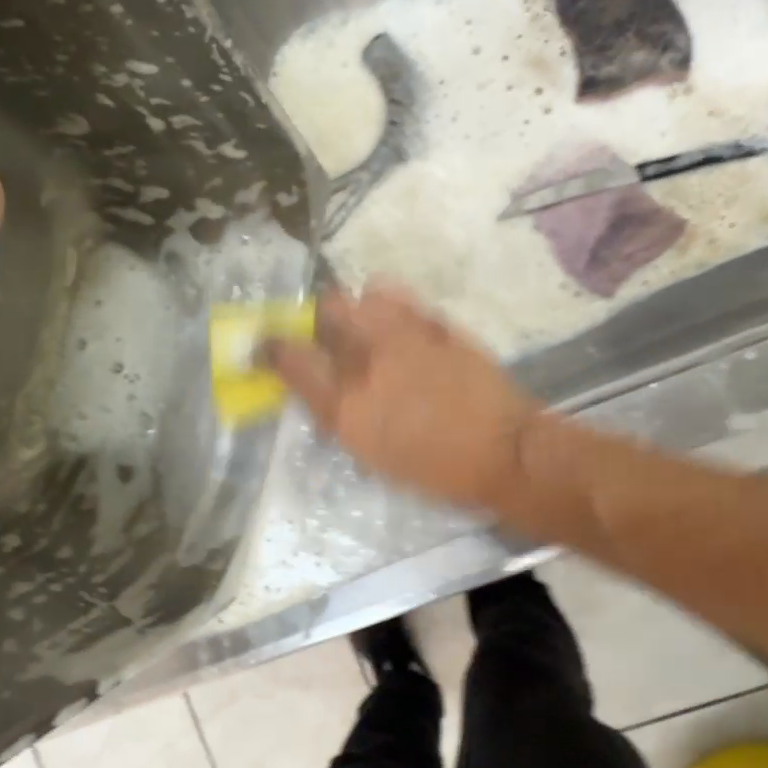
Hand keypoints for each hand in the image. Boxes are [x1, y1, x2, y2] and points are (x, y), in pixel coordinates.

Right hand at [266, 284, 536, 509]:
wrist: (502, 453)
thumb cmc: (435, 470)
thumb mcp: (371, 456)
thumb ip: (339, 416)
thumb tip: (321, 390)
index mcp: (346, 406)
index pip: (289, 359)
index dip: (269, 348)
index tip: (265, 347)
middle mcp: (367, 362)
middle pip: (324, 313)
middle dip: (316, 319)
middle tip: (323, 333)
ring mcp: (404, 337)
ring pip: (360, 297)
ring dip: (354, 309)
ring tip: (363, 325)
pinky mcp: (437, 324)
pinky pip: (399, 296)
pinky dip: (387, 302)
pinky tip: (394, 319)